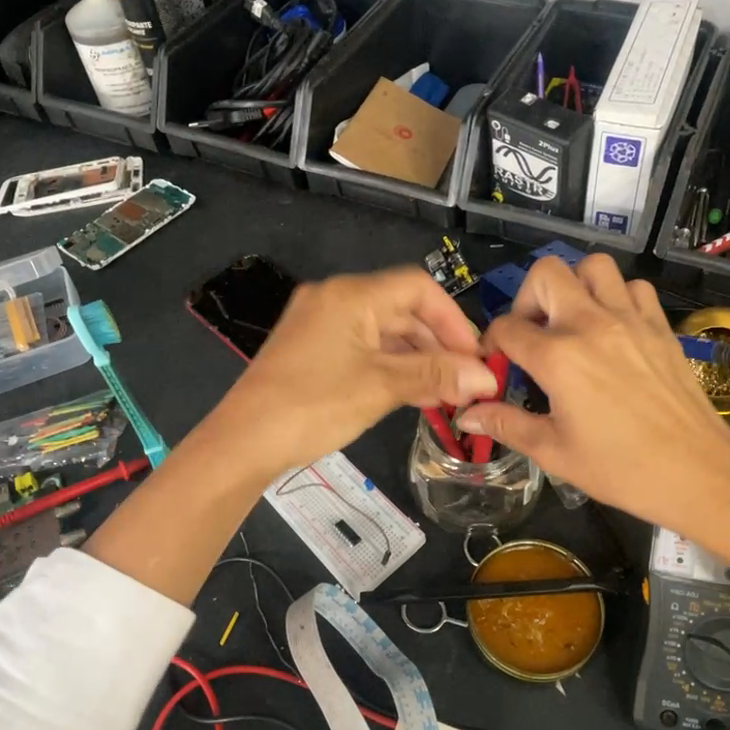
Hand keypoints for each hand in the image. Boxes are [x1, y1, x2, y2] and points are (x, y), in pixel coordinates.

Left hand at [214, 266, 497, 474]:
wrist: (243, 441)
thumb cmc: (314, 406)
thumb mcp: (381, 388)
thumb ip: (436, 375)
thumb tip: (486, 377)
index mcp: (351, 294)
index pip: (418, 288)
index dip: (453, 319)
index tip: (475, 356)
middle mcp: (335, 298)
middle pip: (401, 308)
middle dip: (438, 342)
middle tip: (466, 379)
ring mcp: (320, 323)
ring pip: (383, 330)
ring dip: (417, 357)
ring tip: (446, 392)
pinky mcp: (311, 348)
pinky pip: (363, 347)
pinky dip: (391, 365)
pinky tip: (413, 393)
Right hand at [457, 255, 729, 531]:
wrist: (698, 471)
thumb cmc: (621, 469)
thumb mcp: (554, 452)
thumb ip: (507, 424)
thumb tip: (467, 414)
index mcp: (558, 358)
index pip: (507, 328)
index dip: (492, 343)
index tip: (496, 364)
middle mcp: (591, 325)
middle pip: (546, 274)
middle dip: (527, 298)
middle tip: (532, 334)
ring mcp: (630, 319)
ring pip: (593, 267)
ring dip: (574, 286)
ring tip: (571, 322)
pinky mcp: (660, 325)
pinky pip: (634, 287)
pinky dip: (617, 296)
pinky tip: (612, 328)